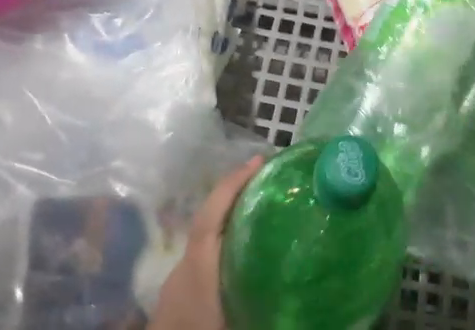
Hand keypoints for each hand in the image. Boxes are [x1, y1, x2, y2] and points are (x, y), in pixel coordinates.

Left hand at [149, 155, 263, 329]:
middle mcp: (184, 266)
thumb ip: (262, 295)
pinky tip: (240, 258)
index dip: (233, 184)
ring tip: (262, 218)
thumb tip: (299, 283)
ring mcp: (176, 280)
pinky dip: (221, 247)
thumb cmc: (198, 329)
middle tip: (269, 184)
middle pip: (208, 219)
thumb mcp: (236, 319)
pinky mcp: (175, 298)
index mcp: (199, 265)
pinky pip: (201, 260)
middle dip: (236, 196)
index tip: (258, 161)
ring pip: (204, 241)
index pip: (212, 213)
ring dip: (229, 223)